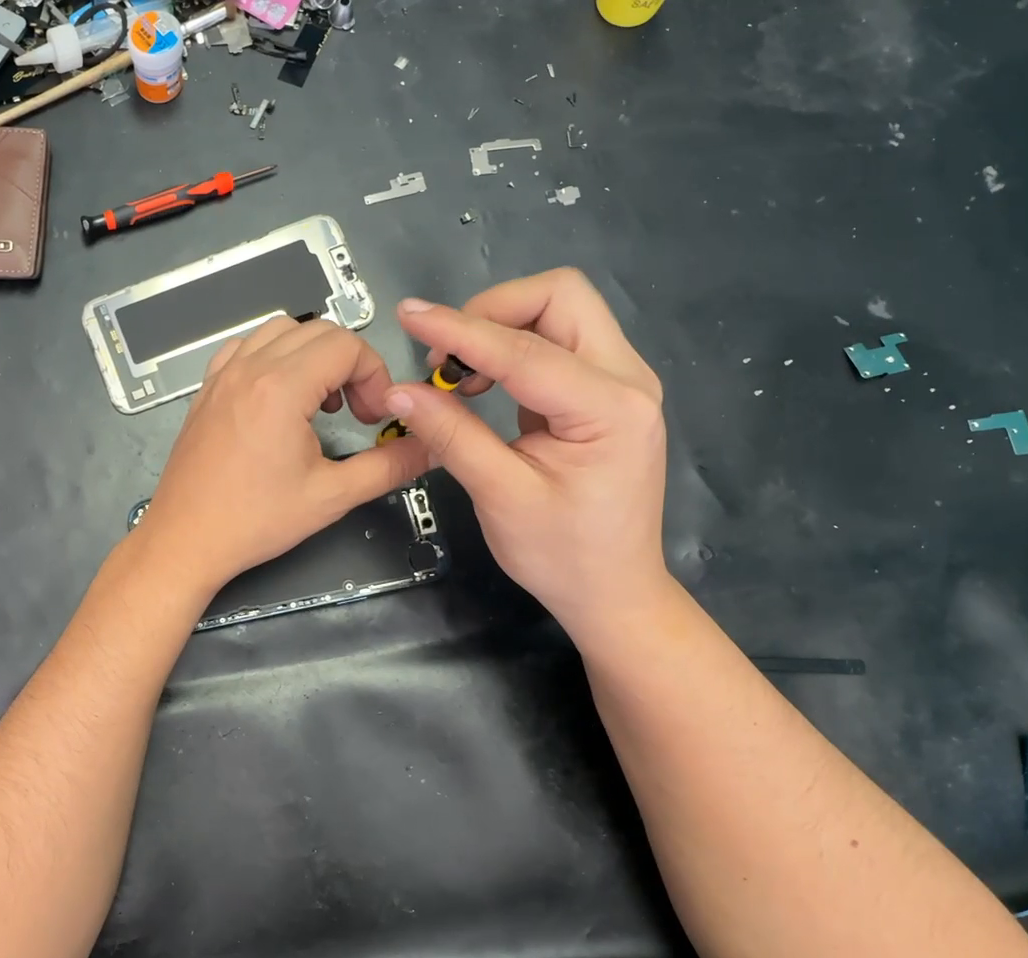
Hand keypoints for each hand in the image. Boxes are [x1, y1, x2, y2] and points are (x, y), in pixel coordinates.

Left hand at [136, 317, 429, 592]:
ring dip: (310, 354)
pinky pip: (244, 348)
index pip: (346, 345)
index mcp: (280, 388)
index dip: (374, 375)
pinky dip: (271, 357)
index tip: (373, 415)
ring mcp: (221, 377)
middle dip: (348, 363)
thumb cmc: (253, 521)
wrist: (186, 540)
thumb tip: (427, 448)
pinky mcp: (206, 391)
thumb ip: (388, 466)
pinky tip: (278, 396)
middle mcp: (248, 369)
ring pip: (279, 331)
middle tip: (354, 411)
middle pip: (317, 330)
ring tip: (319, 402)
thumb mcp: (331, 496)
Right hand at [382, 269, 669, 633]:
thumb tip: (399, 391)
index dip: (460, 330)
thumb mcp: (499, 496)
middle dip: (493, 310)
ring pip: (559, 311)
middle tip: (444, 356)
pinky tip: (480, 383)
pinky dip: (511, 348)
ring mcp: (620, 380)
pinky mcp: (603, 390)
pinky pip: (557, 341)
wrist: (612, 590)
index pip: (524, 349)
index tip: (408, 316)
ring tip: (456, 374)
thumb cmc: (561, 554)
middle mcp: (627, 378)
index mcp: (609, 407)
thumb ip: (452, 435)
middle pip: (561, 297)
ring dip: (501, 327)